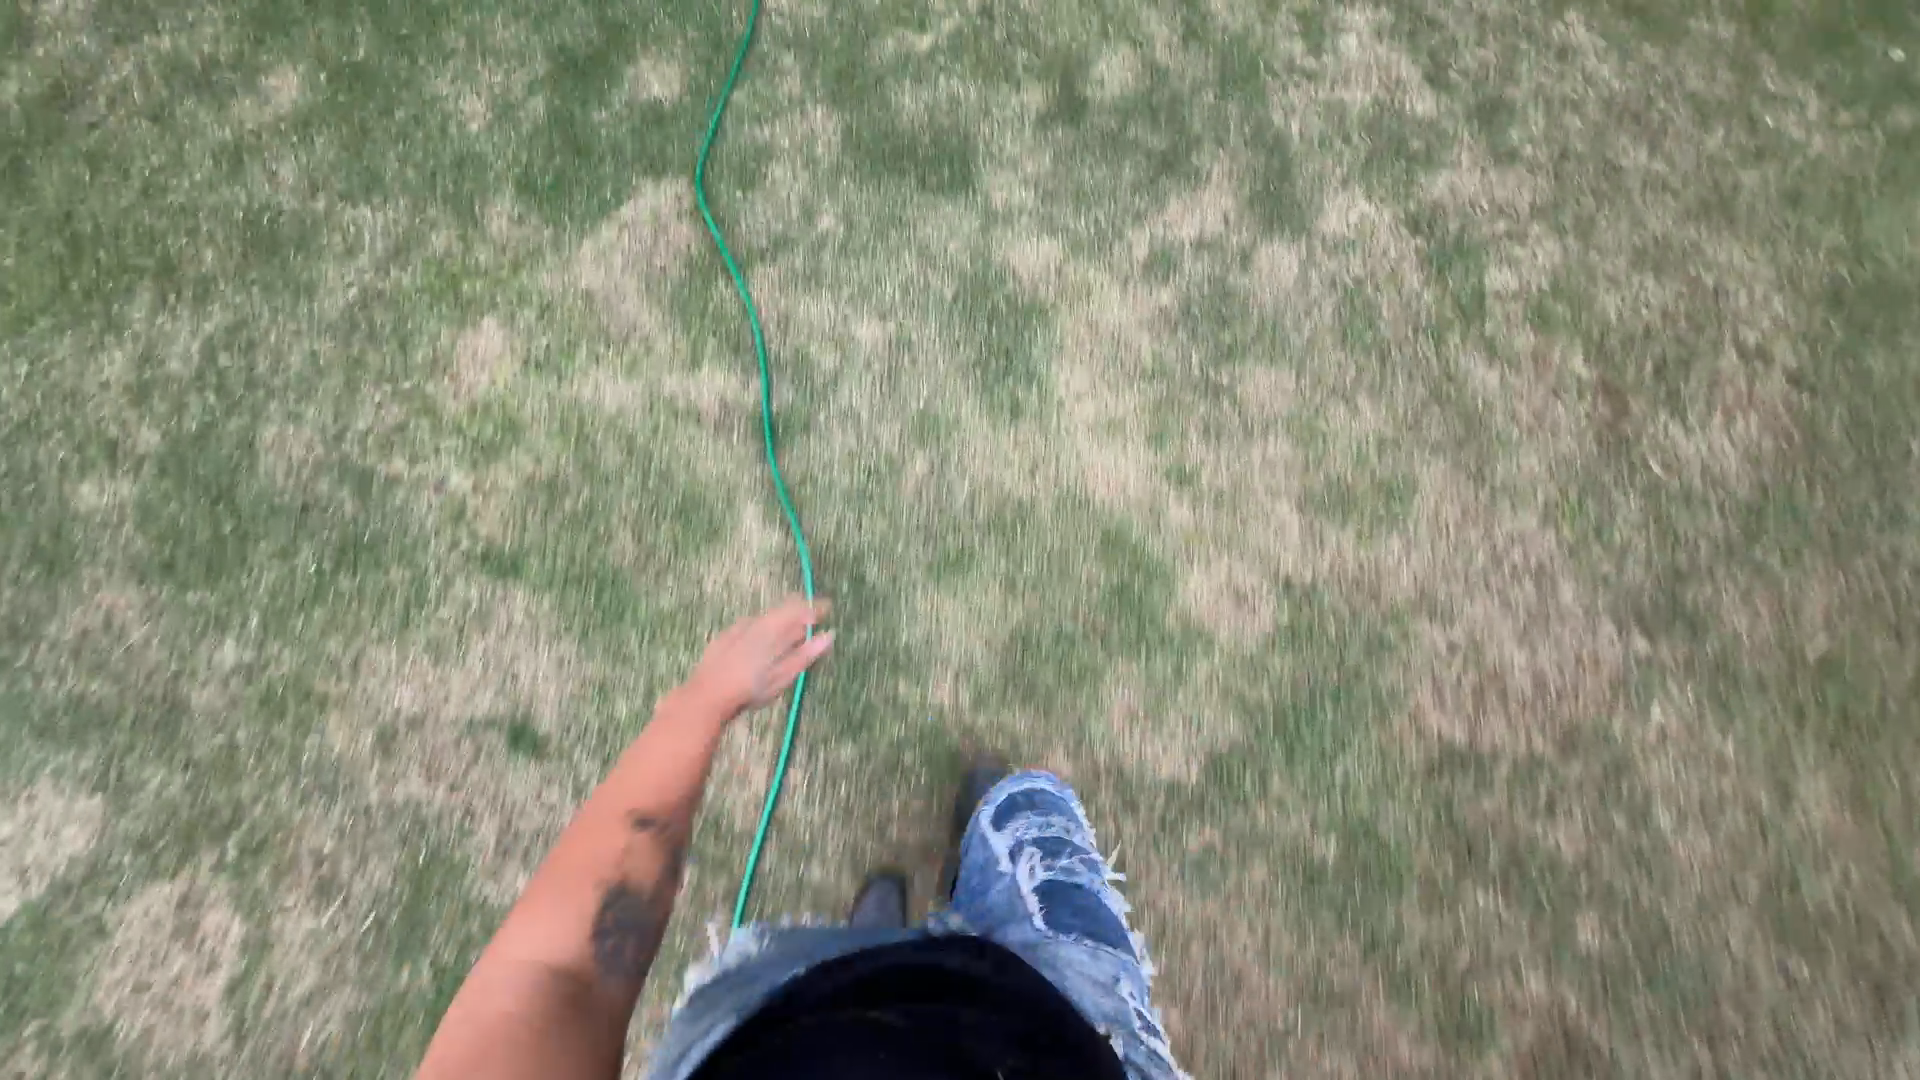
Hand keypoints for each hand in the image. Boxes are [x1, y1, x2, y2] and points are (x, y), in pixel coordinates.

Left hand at [683, 597, 833, 716]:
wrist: (706, 696)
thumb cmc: (750, 689)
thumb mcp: (783, 675)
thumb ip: (806, 654)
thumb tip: (829, 636)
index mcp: (773, 628)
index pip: (800, 608)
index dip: (816, 607)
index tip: (828, 608)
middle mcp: (756, 621)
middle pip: (782, 611)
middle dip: (799, 616)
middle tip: (811, 626)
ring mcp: (738, 628)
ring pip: (766, 619)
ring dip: (781, 625)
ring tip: (789, 640)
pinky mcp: (725, 637)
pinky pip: (751, 627)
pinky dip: (763, 631)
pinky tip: (761, 647)